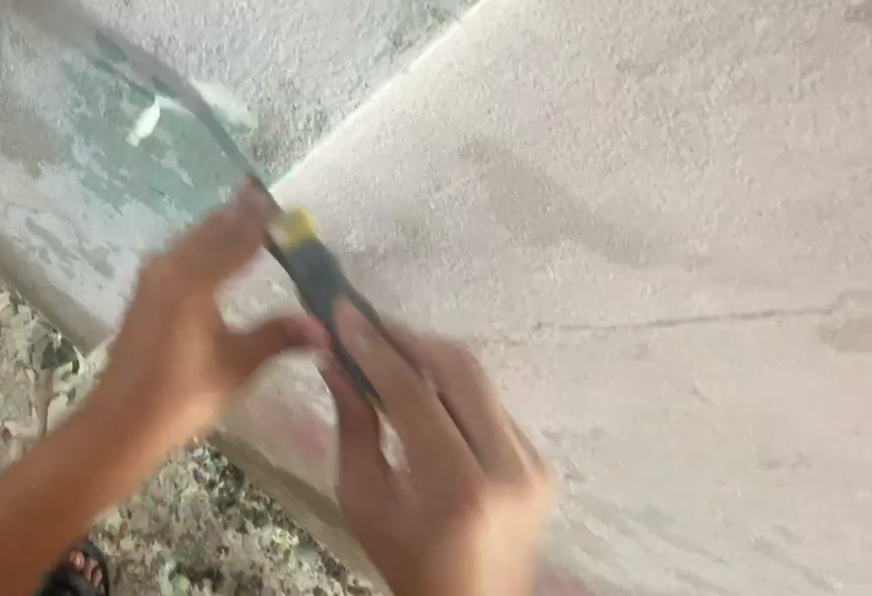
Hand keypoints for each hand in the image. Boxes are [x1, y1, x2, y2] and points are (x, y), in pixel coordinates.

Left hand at [86, 184, 327, 453]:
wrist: (122, 419)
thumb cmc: (183, 395)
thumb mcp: (237, 366)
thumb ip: (279, 337)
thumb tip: (326, 328)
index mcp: (195, 280)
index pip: (237, 239)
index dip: (261, 220)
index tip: (283, 203)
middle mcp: (171, 266)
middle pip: (213, 230)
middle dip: (240, 213)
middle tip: (266, 195)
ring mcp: (154, 274)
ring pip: (194, 237)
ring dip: (221, 224)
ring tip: (247, 210)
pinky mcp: (147, 287)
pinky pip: (182, 250)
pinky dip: (204, 240)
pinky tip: (216, 245)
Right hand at [324, 303, 552, 595]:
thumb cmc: (406, 560)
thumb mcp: (363, 497)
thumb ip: (353, 424)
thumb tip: (332, 360)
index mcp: (457, 486)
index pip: (412, 392)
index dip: (373, 345)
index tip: (343, 312)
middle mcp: (507, 469)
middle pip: (458, 368)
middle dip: (407, 337)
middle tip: (368, 327)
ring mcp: (531, 465)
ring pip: (476, 379)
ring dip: (428, 358)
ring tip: (387, 353)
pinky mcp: (539, 463)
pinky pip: (488, 403)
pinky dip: (449, 386)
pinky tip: (419, 391)